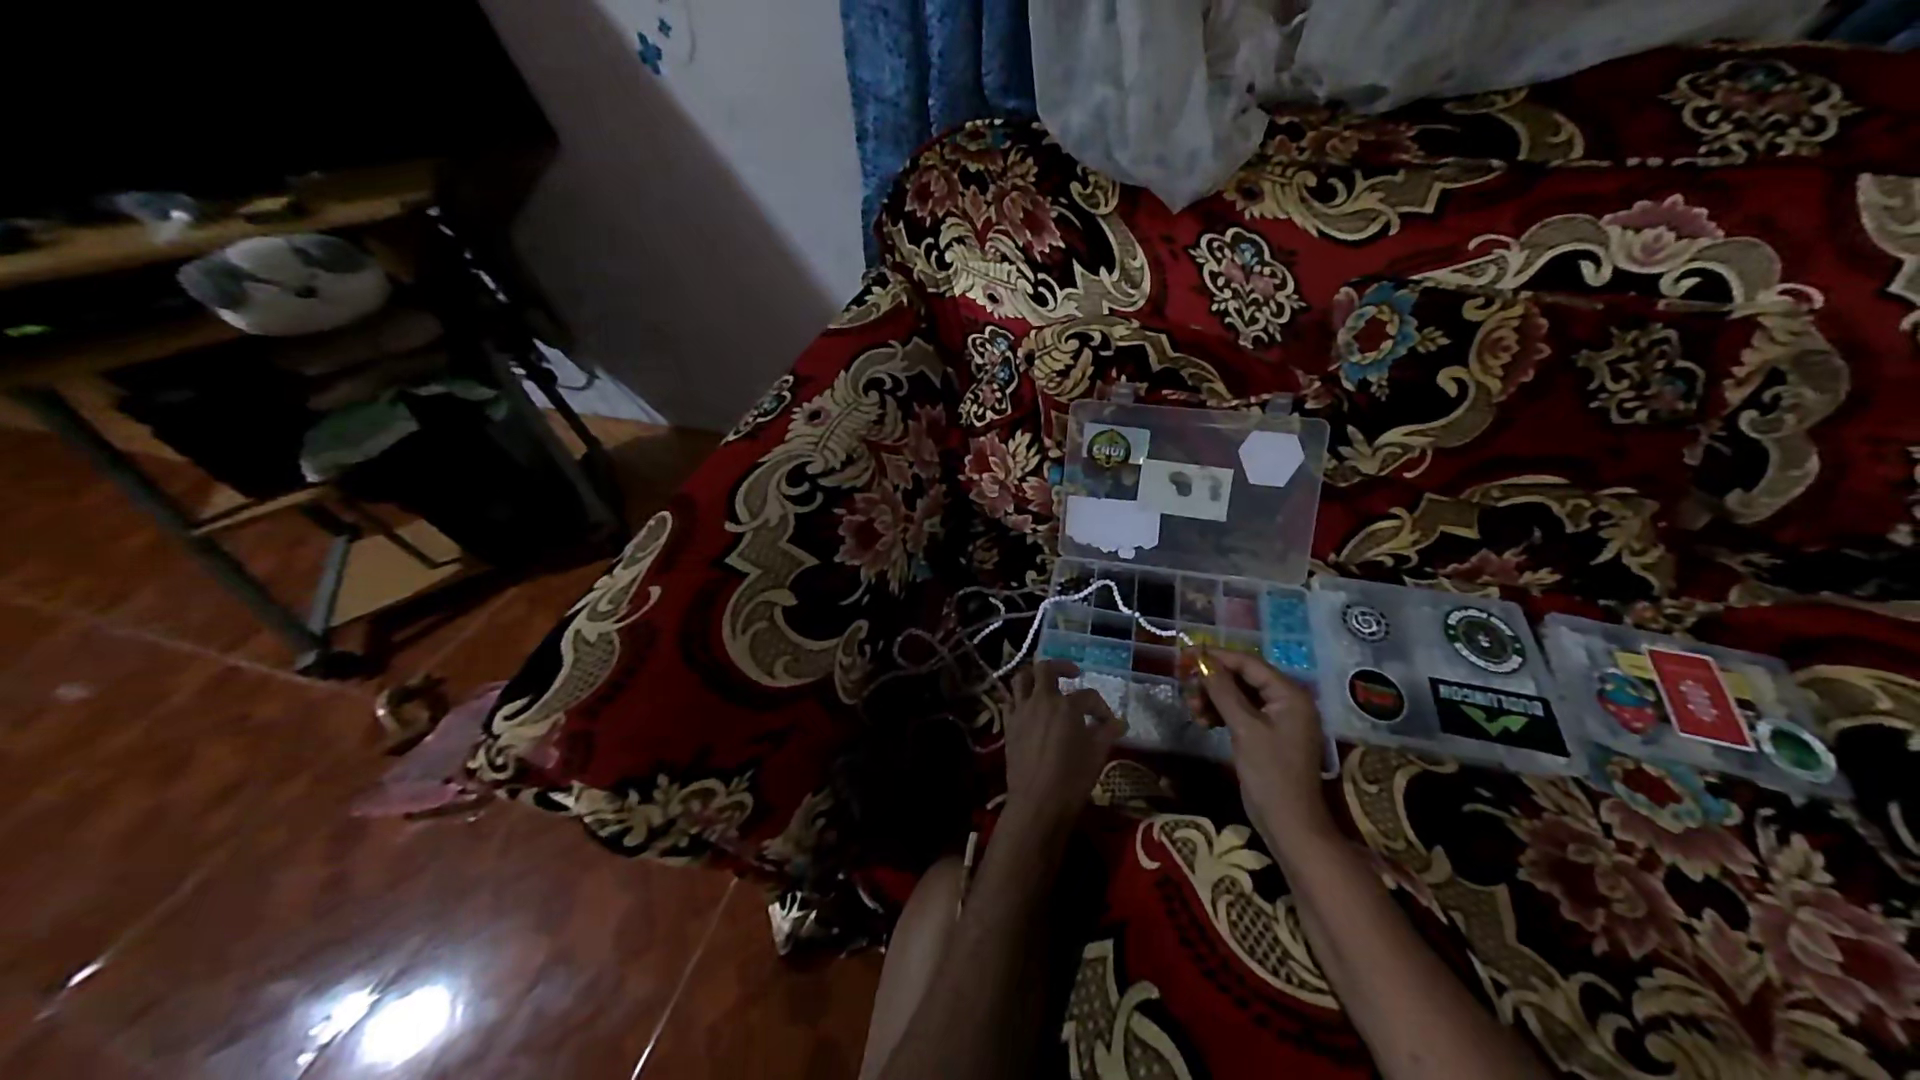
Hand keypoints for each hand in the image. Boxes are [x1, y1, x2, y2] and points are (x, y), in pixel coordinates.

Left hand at [1004, 660, 1126, 828]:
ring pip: (1021, 678)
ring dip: (1033, 675)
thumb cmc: (1072, 778)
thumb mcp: (1097, 754)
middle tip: (1073, 673)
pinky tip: (1028, 707)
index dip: (1101, 706)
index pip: (1088, 695)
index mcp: (1066, 705)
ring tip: (1045, 683)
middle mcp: (1041, 701)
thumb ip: (1107, 733)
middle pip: (1045, 668)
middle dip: (1061, 666)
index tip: (1108, 722)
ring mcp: (1021, 711)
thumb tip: (1119, 722)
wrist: (1037, 802)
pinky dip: (1018, 698)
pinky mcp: (1008, 725)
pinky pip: (1009, 701)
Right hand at [1194, 648, 1338, 850]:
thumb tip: (1202, 661)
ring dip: (1213, 698)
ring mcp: (1277, 718)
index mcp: (1289, 694)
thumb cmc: (1270, 773)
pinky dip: (1221, 713)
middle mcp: (1286, 700)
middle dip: (1212, 681)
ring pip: (1238, 694)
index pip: (1248, 663)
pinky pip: (1240, 712)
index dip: (1215, 658)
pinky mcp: (1267, 734)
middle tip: (1185, 689)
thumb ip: (1223, 691)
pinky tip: (1204, 723)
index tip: (1184, 657)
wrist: (1288, 822)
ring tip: (1194, 712)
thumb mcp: (1244, 728)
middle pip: (1242, 677)